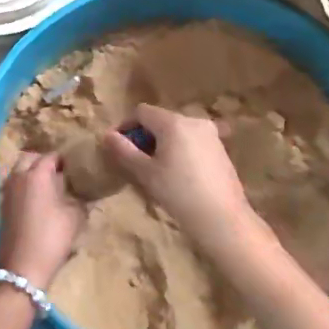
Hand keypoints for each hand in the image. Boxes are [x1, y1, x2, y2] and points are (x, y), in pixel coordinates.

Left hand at [0, 152, 82, 287]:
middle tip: (61, 172)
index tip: (77, 165)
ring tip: (50, 185)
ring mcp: (7, 190)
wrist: (22, 266)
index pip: (51, 156)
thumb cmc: (52, 237)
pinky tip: (38, 198)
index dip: (65, 159)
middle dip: (44, 161)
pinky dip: (24, 184)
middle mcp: (18, 177)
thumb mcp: (75, 217)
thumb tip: (86, 194)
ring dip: (32, 172)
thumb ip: (81, 200)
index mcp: (37, 174)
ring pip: (18, 170)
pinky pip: (14, 184)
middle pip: (30, 158)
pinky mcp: (2, 204)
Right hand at [104, 104, 278, 257]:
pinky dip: (178, 148)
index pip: (141, 112)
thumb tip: (107, 135)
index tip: (117, 146)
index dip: (125, 125)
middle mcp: (194, 120)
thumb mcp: (144, 172)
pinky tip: (176, 173)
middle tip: (134, 159)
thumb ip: (124, 150)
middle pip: (160, 119)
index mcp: (173, 122)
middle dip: (144, 135)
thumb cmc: (178, 192)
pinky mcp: (220, 148)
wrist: (221, 216)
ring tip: (154, 168)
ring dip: (161, 142)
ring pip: (176, 130)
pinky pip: (191, 140)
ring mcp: (210, 133)